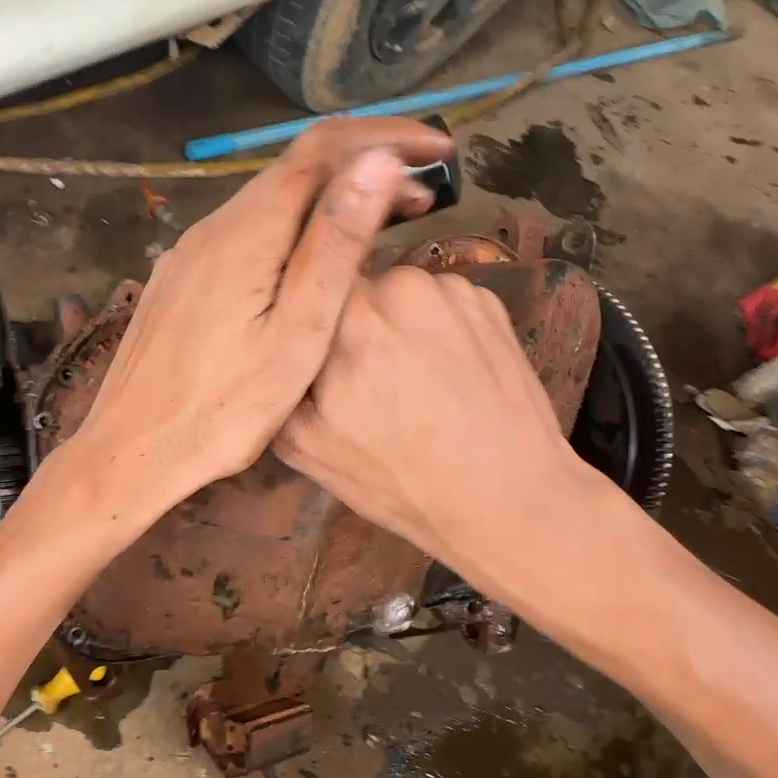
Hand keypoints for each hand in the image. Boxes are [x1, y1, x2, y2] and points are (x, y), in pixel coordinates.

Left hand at [64, 118, 454, 516]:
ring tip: (377, 231)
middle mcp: (208, 231)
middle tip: (420, 202)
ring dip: (324, 206)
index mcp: (244, 234)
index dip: (384, 138)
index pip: (320, 149)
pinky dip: (285, 235)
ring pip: (264, 207)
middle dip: (360, 171)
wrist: (130, 450)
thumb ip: (335, 247)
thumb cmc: (222, 410)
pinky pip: (239, 239)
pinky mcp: (175, 284)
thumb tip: (376, 161)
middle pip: (291, 173)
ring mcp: (184, 257)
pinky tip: (306, 268)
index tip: (438, 151)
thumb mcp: (297, 334)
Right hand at [272, 266, 610, 590]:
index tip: (300, 343)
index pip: (304, 279)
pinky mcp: (491, 302)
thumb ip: (276, 380)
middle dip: (347, 322)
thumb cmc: (395, 478)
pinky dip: (431, 330)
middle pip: (351, 285)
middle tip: (353, 377)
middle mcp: (401, 286)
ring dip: (390, 324)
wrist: (507, 498)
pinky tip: (439, 377)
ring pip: (397, 293)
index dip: (300, 309)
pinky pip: (438, 303)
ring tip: (402, 382)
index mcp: (349, 318)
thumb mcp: (302, 444)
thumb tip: (270, 344)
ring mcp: (453, 290)